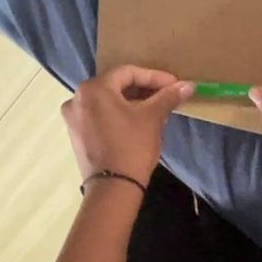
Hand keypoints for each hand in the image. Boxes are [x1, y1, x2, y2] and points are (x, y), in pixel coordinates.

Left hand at [61, 66, 193, 185]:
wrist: (113, 188)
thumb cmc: (132, 146)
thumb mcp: (152, 118)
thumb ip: (168, 96)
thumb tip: (188, 85)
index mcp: (93, 88)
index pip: (128, 73)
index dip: (154, 77)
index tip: (174, 85)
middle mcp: (77, 98)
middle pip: (116, 86)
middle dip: (143, 91)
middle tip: (165, 97)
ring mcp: (73, 118)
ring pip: (108, 102)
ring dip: (132, 103)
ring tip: (155, 111)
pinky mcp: (76, 135)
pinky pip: (100, 116)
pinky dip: (118, 116)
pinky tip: (137, 124)